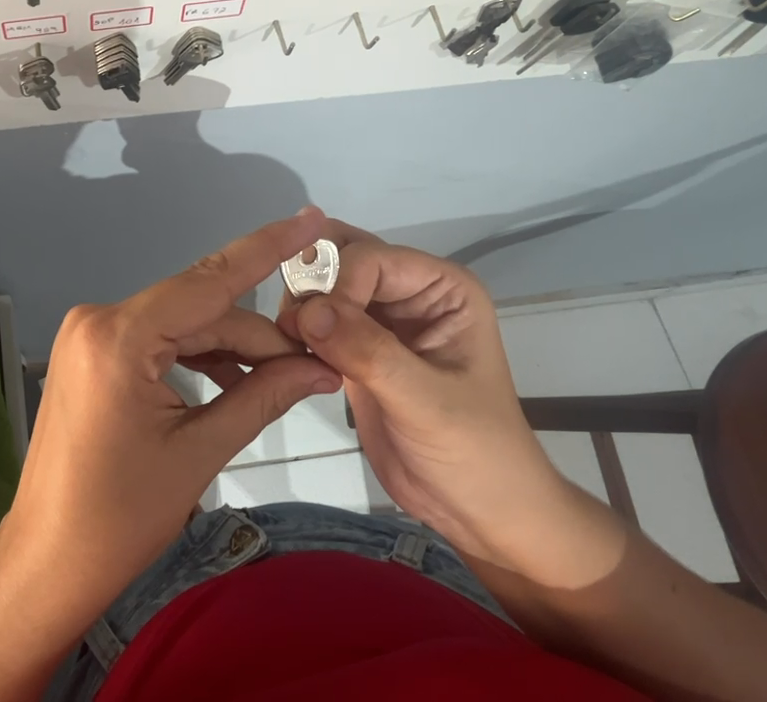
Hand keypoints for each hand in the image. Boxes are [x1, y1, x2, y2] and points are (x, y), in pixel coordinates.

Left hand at [3, 208, 343, 607]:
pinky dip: (196, 357)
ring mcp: (88, 335)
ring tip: (283, 378)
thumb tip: (321, 366)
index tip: (309, 218)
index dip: (266, 248)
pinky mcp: (90, 355)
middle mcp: (97, 319)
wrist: (48, 559)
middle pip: (198, 310)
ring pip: (179, 326)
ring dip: (229, 348)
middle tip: (316, 364)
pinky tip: (234, 382)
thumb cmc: (120, 517)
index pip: (208, 280)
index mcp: (119, 336)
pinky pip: (156, 342)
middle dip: (257, 336)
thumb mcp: (200, 452)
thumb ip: (263, 395)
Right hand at [276, 221, 566, 560]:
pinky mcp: (353, 347)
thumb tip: (308, 311)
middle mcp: (409, 292)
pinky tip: (291, 356)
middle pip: (342, 256)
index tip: (315, 331)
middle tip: (289, 327)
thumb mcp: (426, 402)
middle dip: (310, 284)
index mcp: (442, 289)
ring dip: (298, 307)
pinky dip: (295, 331)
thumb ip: (369, 352)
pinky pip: (314, 320)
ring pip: (321, 284)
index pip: (371, 258)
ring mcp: (379, 319)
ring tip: (291, 347)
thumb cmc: (474, 453)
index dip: (337, 286)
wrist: (477, 510)